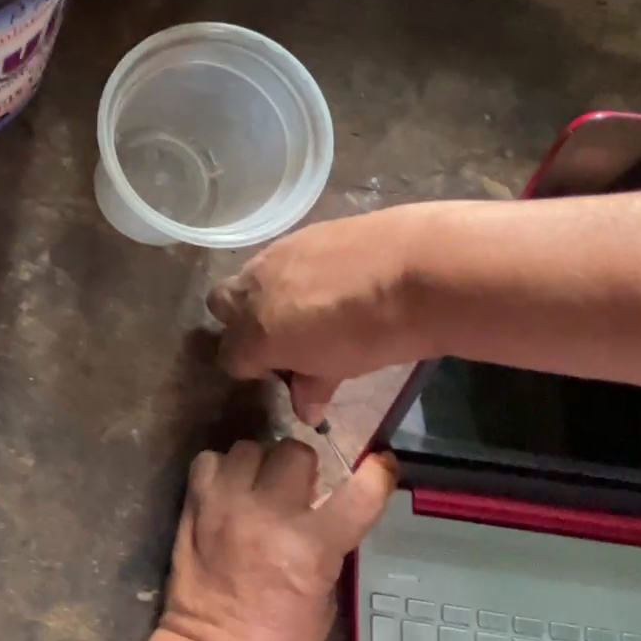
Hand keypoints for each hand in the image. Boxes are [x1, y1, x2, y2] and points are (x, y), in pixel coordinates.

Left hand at [148, 440, 396, 640]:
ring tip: (259, 488)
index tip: (378, 463)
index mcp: (311, 547)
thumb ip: (327, 541)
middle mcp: (267, 515)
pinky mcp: (194, 502)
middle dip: (302, 468)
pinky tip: (229, 491)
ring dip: (259, 465)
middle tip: (298, 489)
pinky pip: (210, 460)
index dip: (374, 473)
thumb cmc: (282, 639)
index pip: (357, 493)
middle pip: (293, 452)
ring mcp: (225, 503)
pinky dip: (222, 470)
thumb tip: (328, 502)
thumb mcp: (326, 592)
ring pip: (249, 448)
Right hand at [207, 204, 447, 423]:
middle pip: (221, 305)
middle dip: (240, 320)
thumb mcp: (342, 370)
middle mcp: (251, 290)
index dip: (253, 367)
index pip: (230, 357)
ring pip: (251, 276)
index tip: (282, 371)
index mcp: (255, 332)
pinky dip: (297, 271)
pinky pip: (284, 256)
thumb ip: (312, 386)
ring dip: (269, 293)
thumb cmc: (375, 333)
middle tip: (282, 333)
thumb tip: (306, 408)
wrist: (419, 269)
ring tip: (313, 304)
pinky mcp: (300, 232)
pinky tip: (334, 279)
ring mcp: (273, 255)